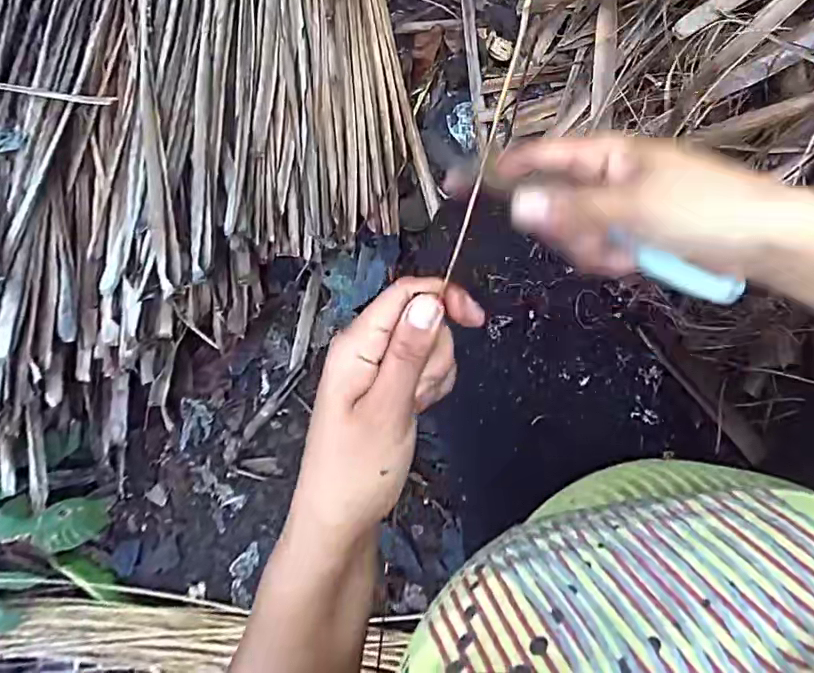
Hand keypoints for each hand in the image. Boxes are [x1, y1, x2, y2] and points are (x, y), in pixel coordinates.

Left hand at [286, 277, 485, 546]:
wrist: (339, 522)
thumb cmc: (354, 472)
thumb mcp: (387, 409)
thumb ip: (409, 351)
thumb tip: (430, 300)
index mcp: (357, 344)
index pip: (404, 292)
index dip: (443, 295)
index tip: (474, 318)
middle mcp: (365, 346)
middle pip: (422, 315)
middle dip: (436, 348)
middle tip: (421, 389)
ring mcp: (377, 364)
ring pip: (428, 342)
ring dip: (435, 371)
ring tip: (415, 405)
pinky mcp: (388, 382)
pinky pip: (424, 366)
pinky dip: (432, 384)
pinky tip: (418, 407)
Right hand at [494, 134, 801, 278]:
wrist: (768, 238)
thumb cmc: (706, 208)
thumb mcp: (632, 209)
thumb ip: (572, 210)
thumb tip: (518, 205)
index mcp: (606, 153)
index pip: (540, 155)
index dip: (501, 168)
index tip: (463, 183)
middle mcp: (610, 173)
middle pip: (556, 201)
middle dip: (569, 229)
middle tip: (595, 243)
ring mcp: (624, 202)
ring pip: (578, 229)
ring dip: (594, 248)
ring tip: (627, 254)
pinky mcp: (639, 229)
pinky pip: (604, 245)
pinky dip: (613, 258)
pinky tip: (636, 261)